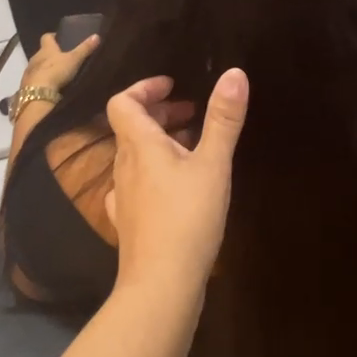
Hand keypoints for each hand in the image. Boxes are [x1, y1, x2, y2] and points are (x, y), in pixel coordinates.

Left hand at [21, 31, 99, 91]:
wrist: (38, 93)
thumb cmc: (56, 71)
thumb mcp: (74, 59)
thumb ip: (85, 49)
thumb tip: (96, 36)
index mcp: (46, 48)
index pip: (46, 37)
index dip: (52, 36)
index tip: (59, 38)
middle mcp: (35, 57)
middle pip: (42, 52)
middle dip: (50, 55)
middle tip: (61, 59)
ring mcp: (29, 71)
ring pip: (37, 66)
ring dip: (44, 68)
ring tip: (55, 74)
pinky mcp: (26, 84)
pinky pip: (33, 79)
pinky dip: (40, 80)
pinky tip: (47, 86)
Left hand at [103, 69, 248, 296]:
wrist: (160, 284)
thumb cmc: (187, 218)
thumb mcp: (213, 164)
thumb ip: (223, 119)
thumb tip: (234, 72)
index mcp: (139, 145)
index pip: (123, 102)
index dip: (143, 88)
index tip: (172, 86)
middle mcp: (124, 165)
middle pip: (131, 127)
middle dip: (160, 114)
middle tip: (193, 114)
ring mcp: (123, 196)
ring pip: (136, 156)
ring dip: (160, 143)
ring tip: (194, 147)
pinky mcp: (128, 221)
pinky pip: (136, 184)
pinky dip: (154, 174)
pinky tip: (174, 187)